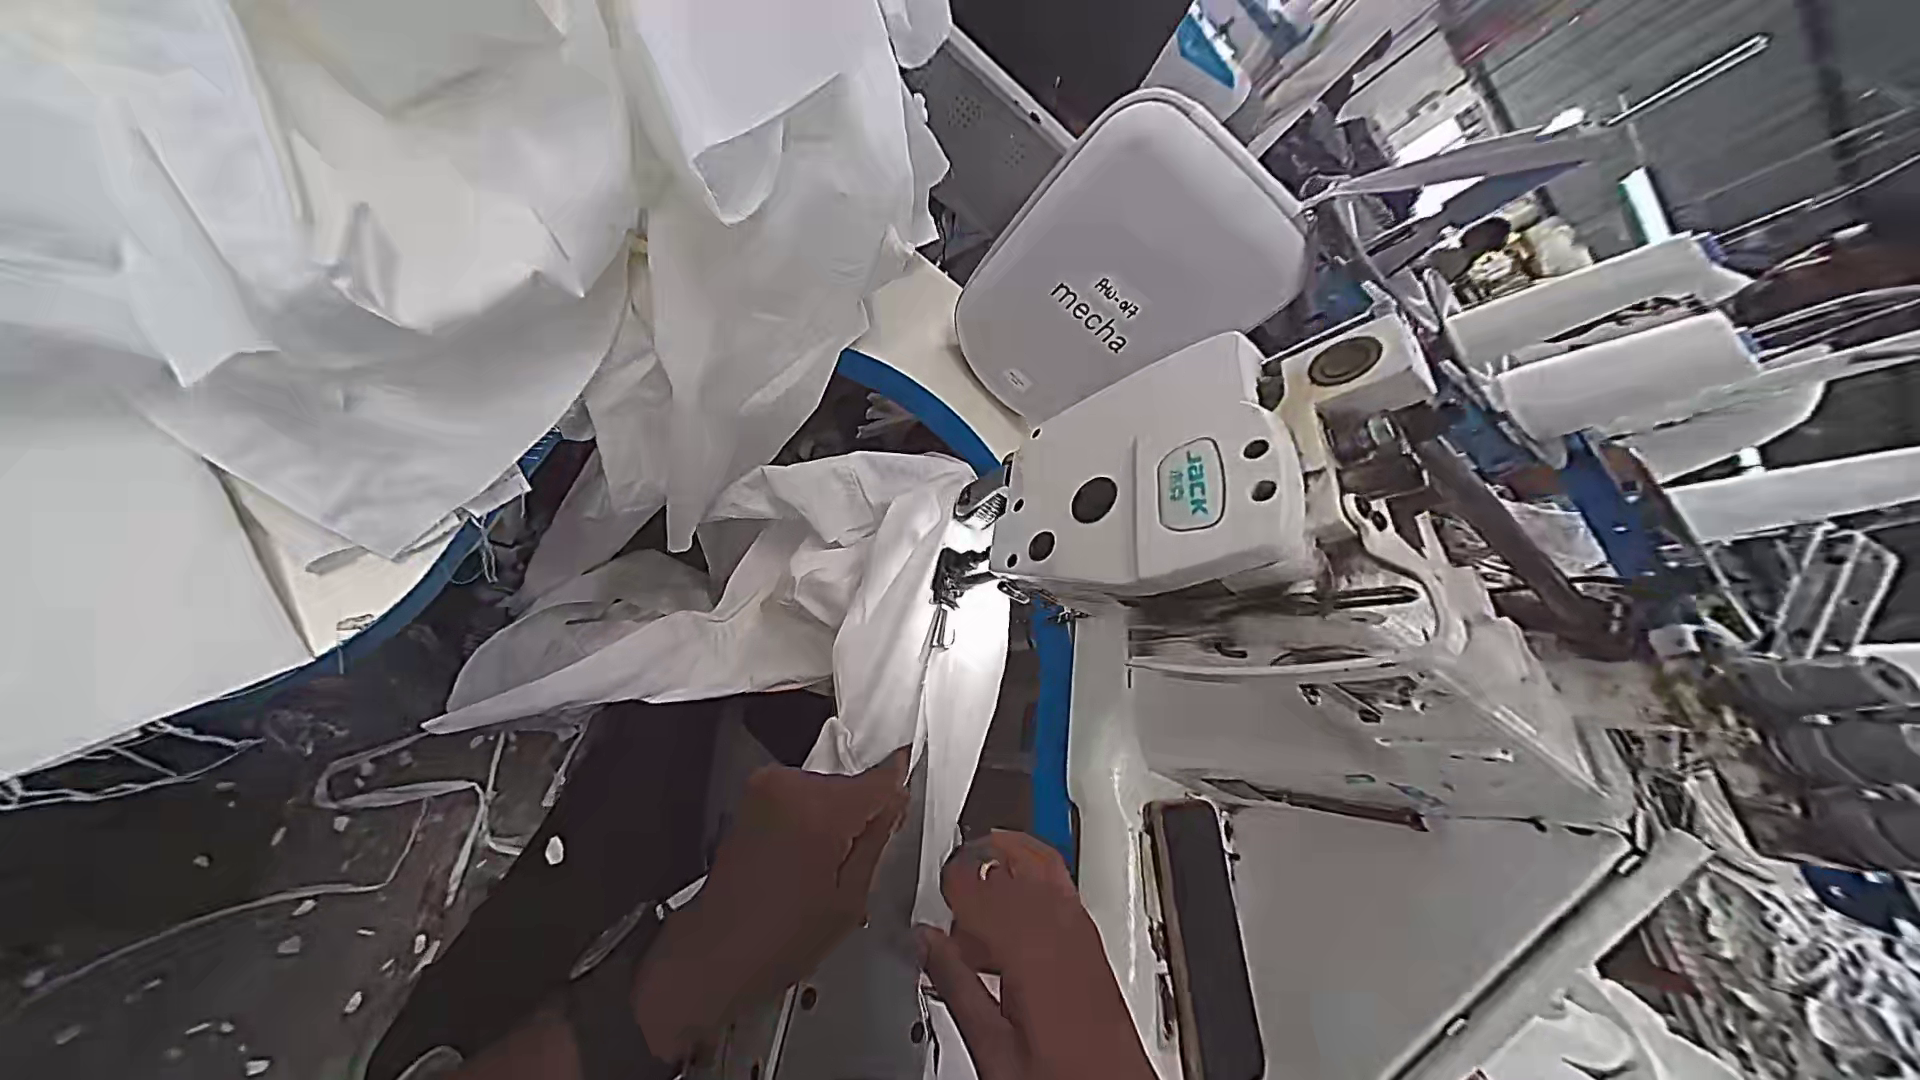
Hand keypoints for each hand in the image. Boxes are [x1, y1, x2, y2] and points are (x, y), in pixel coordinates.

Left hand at [631, 748, 909, 1059]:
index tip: (908, 783)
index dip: (900, 784)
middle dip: (863, 813)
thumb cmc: (773, 939)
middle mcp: (793, 786)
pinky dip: (810, 815)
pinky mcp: (755, 792)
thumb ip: (880, 838)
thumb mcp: (850, 899)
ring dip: (835, 815)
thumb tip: (895, 802)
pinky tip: (802, 856)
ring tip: (820, 864)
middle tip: (854, 859)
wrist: (713, 951)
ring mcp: (769, 786)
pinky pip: (803, 792)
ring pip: (829, 788)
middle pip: (853, 785)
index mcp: (823, 811)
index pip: (881, 777)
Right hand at [917, 831, 1155, 1079]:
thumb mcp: (992, 1046)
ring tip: (978, 874)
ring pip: (1039, 861)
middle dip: (975, 864)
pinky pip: (1059, 881)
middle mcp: (1058, 924)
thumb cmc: (1062, 1078)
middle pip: (1010, 863)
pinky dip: (1032, 870)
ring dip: (1006, 857)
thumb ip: (955, 984)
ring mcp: (1079, 926)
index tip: (933, 883)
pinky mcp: (1090, 936)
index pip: (979, 886)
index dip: (951, 878)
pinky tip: (1015, 894)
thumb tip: (925, 940)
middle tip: (949, 881)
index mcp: (1027, 946)